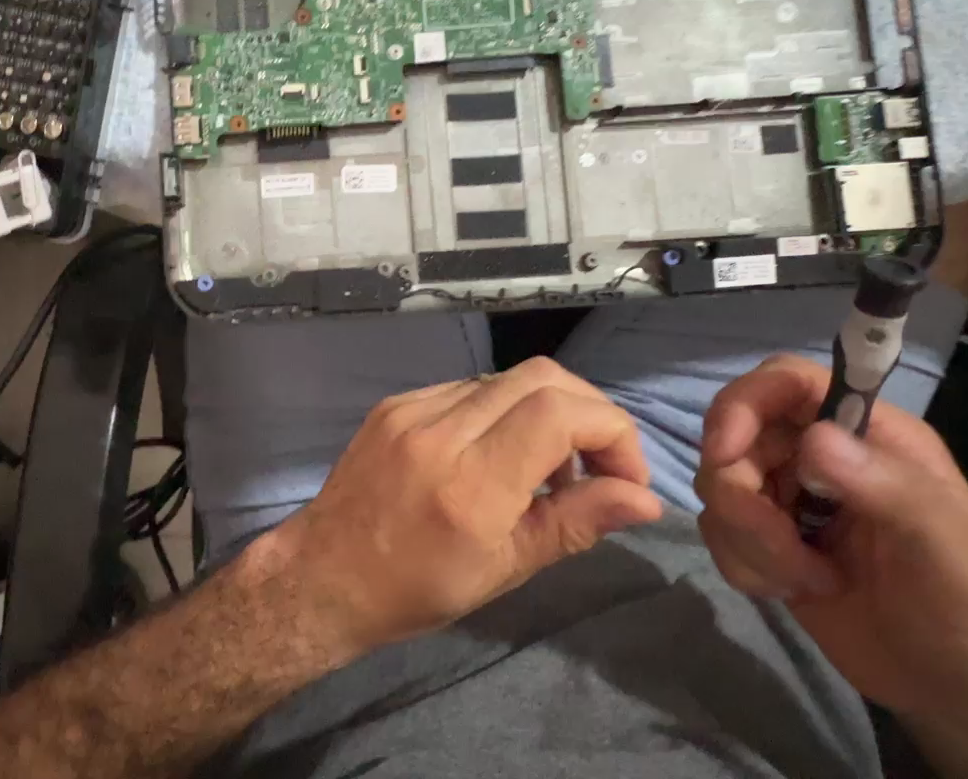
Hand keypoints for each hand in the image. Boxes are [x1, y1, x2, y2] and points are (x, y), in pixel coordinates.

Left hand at [265, 357, 663, 654]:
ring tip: (545, 468)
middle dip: (588, 412)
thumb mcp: (503, 569)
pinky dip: (501, 410)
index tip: (624, 478)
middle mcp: (439, 431)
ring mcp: (411, 409)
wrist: (323, 573)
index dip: (611, 432)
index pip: (559, 413)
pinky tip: (497, 452)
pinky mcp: (395, 403)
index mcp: (470, 484)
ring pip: (504, 379)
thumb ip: (574, 523)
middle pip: (540, 377)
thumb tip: (644, 499)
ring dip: (544, 410)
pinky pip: (466, 388)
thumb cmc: (415, 589)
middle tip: (597, 465)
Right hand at [695, 355, 967, 734]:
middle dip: (742, 499)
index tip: (725, 453)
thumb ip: (888, 487)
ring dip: (749, 540)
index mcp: (868, 434)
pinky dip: (743, 564)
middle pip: (734, 437)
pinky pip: (717, 529)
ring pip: (717, 486)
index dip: (743, 404)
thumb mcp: (948, 549)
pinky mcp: (764, 538)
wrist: (955, 696)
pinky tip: (790, 590)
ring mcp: (787, 496)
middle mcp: (819, 454)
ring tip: (805, 580)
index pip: (785, 381)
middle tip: (782, 554)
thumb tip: (814, 438)